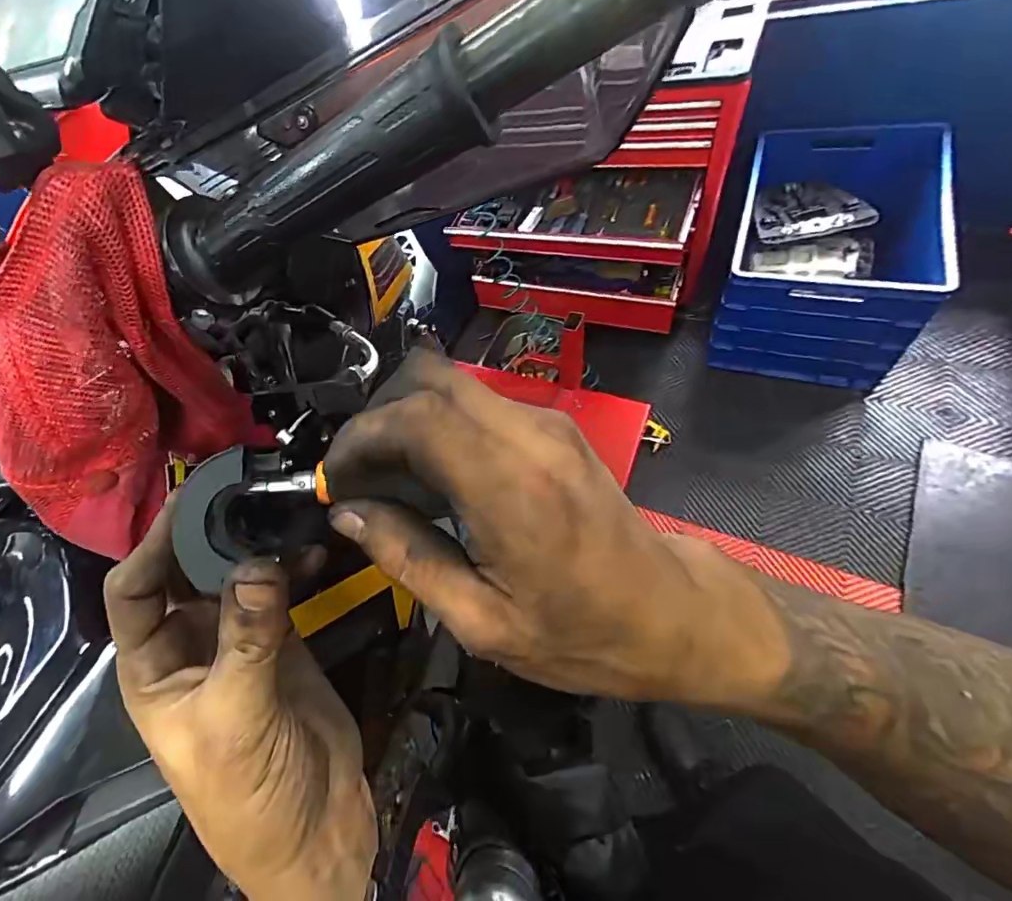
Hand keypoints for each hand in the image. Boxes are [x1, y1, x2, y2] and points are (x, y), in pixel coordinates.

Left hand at [104, 499, 375, 900]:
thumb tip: (257, 564)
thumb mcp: (234, 721)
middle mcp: (188, 641)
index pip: (134, 590)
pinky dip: (296, 563)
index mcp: (152, 665)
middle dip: (207, 530)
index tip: (190, 502)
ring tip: (277, 506)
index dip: (153, 545)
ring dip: (253, 541)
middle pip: (186, 569)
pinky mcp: (282, 635)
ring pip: (235, 571)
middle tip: (241, 486)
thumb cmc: (247, 794)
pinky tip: (313, 546)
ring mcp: (237, 635)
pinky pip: (282, 586)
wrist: (316, 830)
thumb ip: (245, 641)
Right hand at [322, 350, 786, 706]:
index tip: (338, 477)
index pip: (417, 416)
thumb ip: (408, 558)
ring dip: (406, 417)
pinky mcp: (554, 423)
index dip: (363, 435)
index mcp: (512, 486)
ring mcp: (547, 420)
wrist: (673, 613)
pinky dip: (437, 423)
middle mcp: (530, 434)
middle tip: (359, 473)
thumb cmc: (582, 634)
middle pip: (429, 377)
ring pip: (451, 381)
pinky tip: (432, 474)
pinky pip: (477, 402)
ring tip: (388, 477)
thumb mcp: (483, 622)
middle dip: (378, 414)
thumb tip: (349, 512)